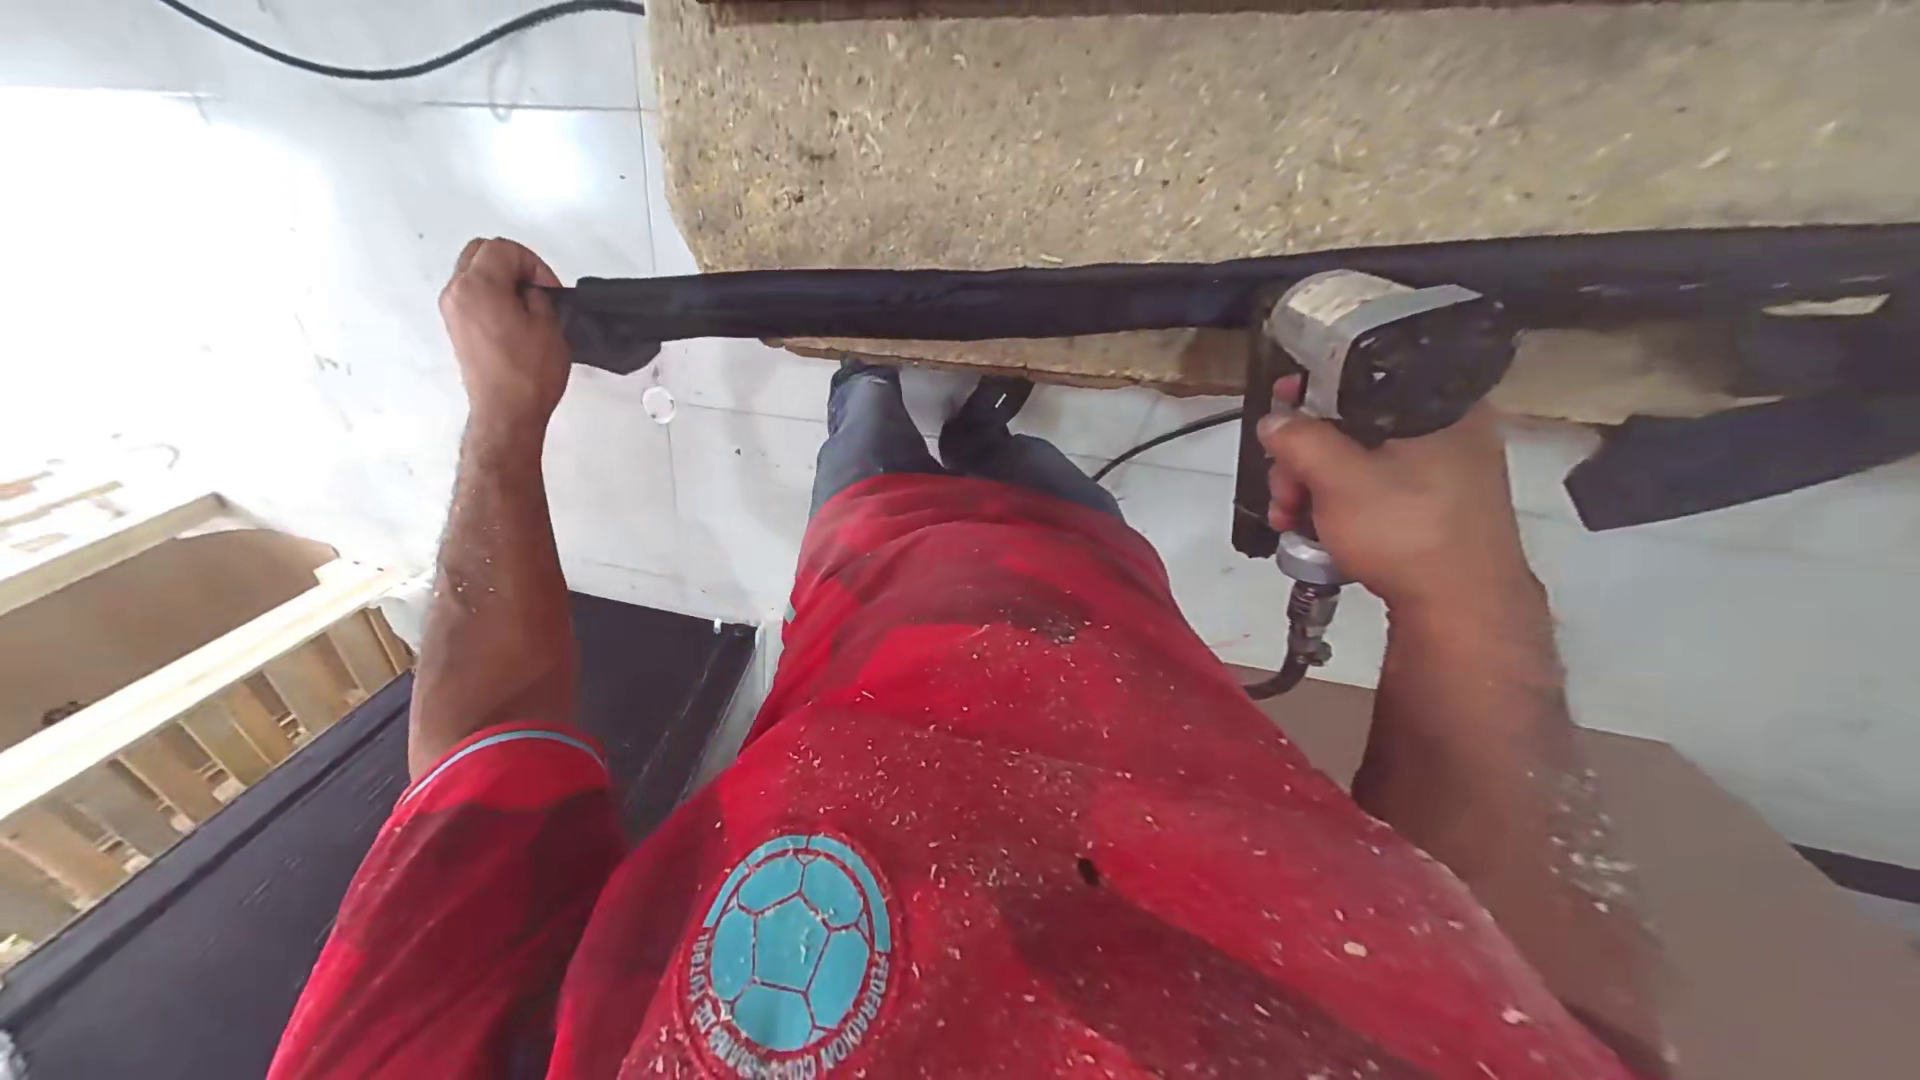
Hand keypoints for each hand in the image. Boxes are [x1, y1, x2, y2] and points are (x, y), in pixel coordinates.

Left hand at [439, 238, 570, 433]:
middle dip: (514, 264)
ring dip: (503, 280)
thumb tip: (531, 292)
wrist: (507, 410)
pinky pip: (472, 295)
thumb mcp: (549, 327)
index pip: (504, 249)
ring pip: (474, 272)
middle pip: (481, 252)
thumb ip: (539, 297)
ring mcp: (452, 309)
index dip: (535, 264)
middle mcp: (456, 291)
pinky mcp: (456, 327)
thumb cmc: (529, 373)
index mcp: (478, 285)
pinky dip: (493, 296)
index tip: (551, 290)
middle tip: (540, 290)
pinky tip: (516, 320)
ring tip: (529, 307)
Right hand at [1256, 376, 1539, 616]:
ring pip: (1353, 465)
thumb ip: (1299, 440)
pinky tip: (1312, 532)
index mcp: (1438, 408)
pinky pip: (1369, 492)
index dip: (1313, 388)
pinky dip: (1335, 507)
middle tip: (1284, 492)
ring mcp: (1437, 476)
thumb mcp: (1338, 478)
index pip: (1363, 378)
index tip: (1280, 404)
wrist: (1460, 608)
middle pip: (1349, 428)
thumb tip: (1273, 420)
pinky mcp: (1427, 511)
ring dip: (1309, 490)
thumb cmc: (1404, 530)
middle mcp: (1444, 435)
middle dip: (1301, 461)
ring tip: (1291, 521)